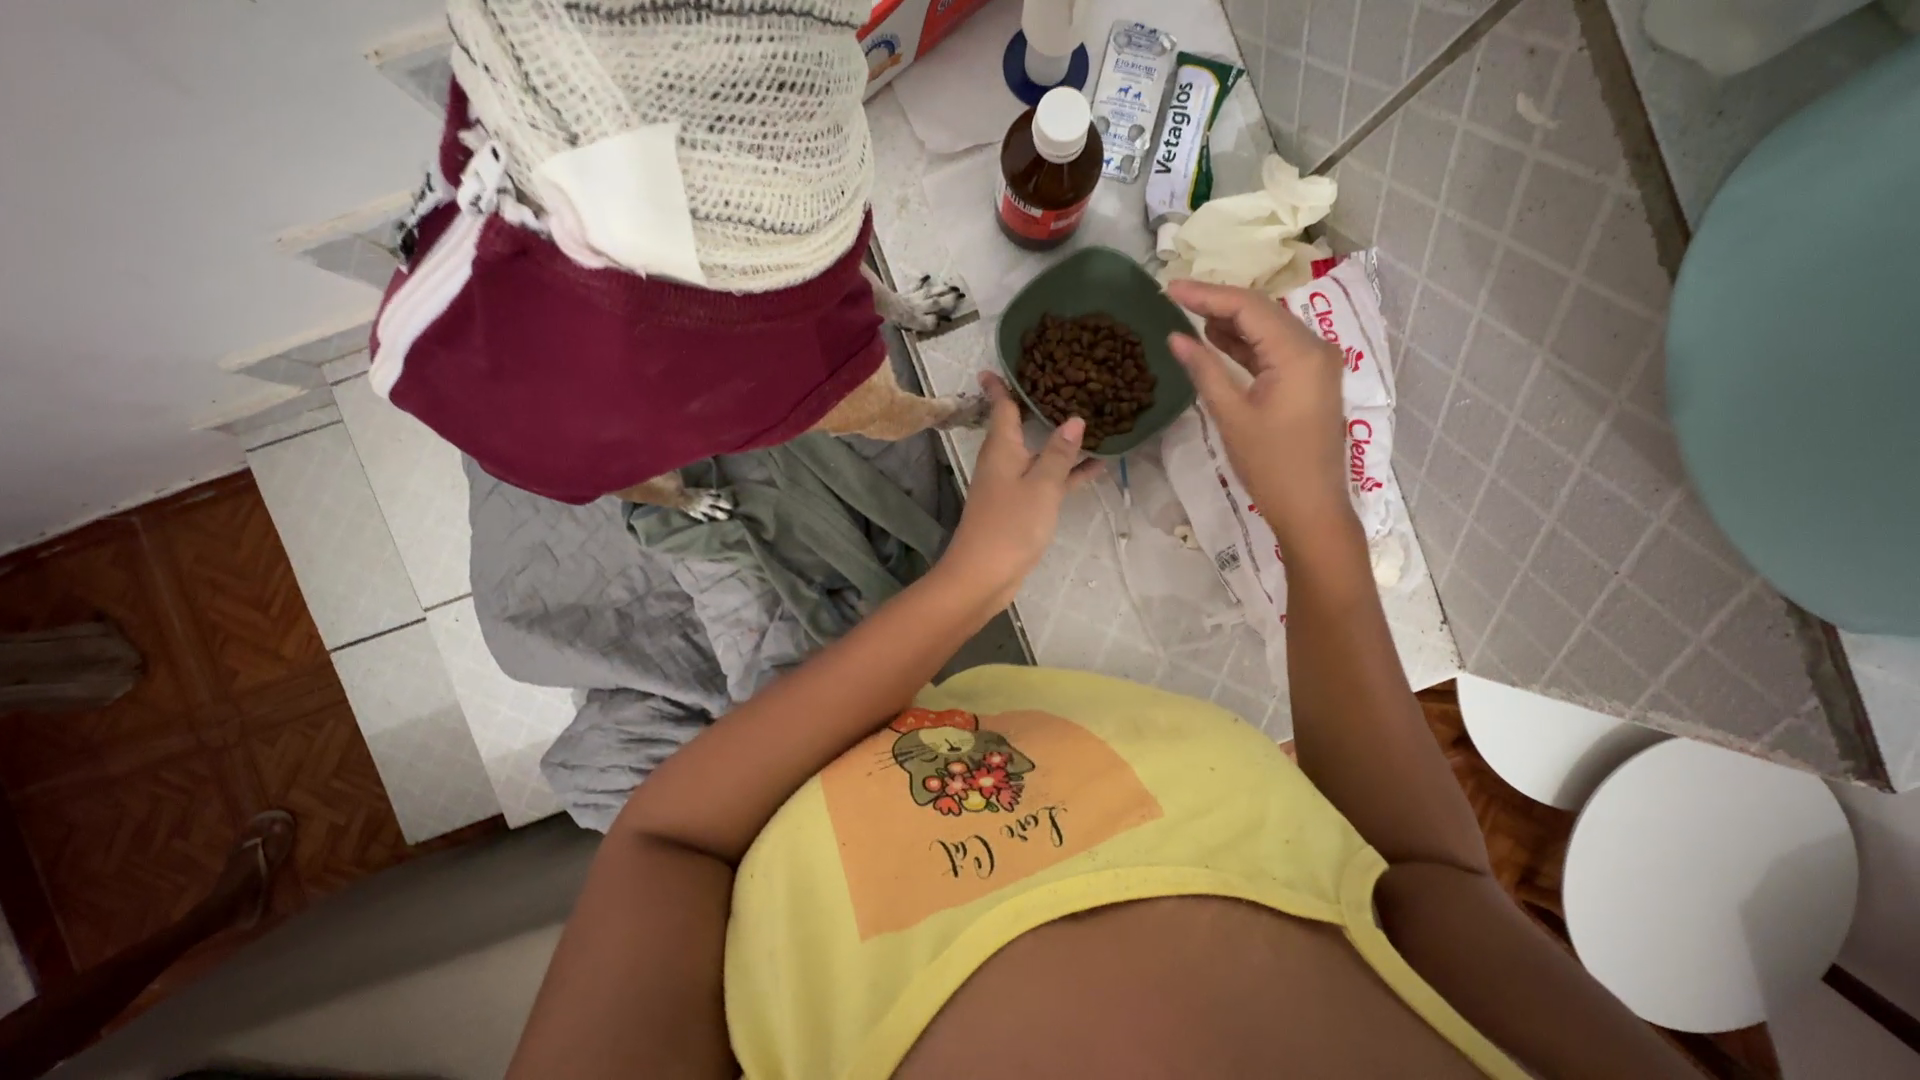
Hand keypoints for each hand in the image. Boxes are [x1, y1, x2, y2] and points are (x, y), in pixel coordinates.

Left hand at [938, 373, 1102, 606]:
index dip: (999, 386)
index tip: (995, 366)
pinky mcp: (1021, 507)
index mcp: (1002, 448)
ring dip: (1061, 439)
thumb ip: (1059, 453)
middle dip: (1037, 405)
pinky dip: (1067, 471)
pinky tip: (1097, 464)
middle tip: (1063, 379)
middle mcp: (1003, 461)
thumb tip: (1074, 419)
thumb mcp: (1042, 486)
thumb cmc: (1010, 524)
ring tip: (1091, 416)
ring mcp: (1012, 485)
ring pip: (1039, 453)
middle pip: (1021, 426)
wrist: (984, 574)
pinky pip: (1047, 479)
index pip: (1001, 407)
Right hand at [1165, 280, 1354, 550]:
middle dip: (1218, 302)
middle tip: (1175, 297)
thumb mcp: (1231, 415)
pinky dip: (1246, 343)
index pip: (1247, 307)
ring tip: (1189, 314)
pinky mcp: (1311, 379)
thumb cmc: (1270, 465)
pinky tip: (1216, 339)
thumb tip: (1176, 336)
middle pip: (1261, 311)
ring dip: (1231, 321)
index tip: (1169, 288)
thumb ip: (1204, 369)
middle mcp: (1314, 348)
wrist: (1311, 507)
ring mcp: (1316, 363)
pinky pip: (1275, 349)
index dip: (1206, 294)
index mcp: (1298, 352)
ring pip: (1268, 328)